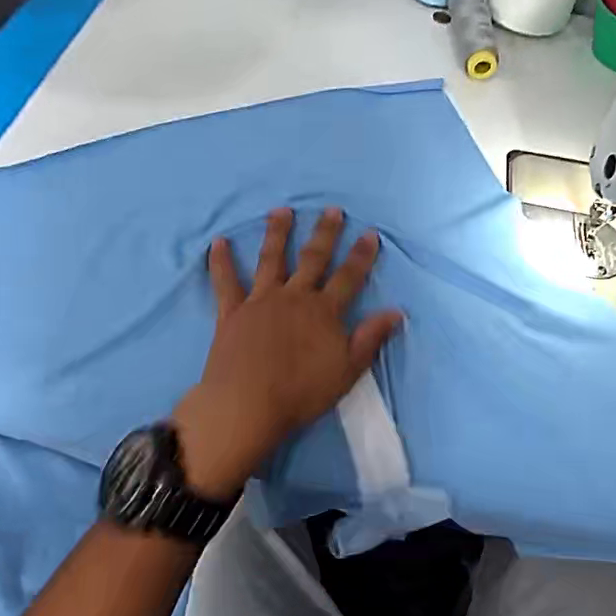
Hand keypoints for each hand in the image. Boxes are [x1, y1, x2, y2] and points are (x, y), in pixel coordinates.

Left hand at [172, 207, 401, 499]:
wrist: (247, 404)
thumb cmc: (301, 393)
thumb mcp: (347, 370)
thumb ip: (370, 338)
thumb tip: (396, 311)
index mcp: (323, 312)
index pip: (348, 277)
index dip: (361, 255)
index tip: (369, 233)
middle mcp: (294, 297)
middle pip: (313, 259)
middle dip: (325, 234)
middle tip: (331, 210)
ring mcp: (260, 301)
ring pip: (271, 260)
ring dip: (277, 234)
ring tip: (281, 211)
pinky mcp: (231, 312)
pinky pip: (225, 282)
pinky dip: (221, 261)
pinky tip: (218, 242)